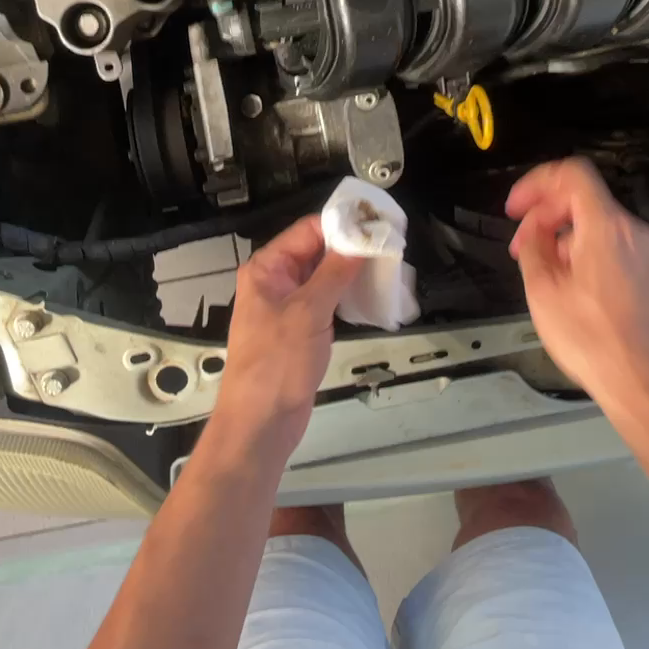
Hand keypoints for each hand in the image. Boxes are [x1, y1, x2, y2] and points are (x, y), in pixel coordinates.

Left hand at [209, 216, 360, 463]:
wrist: (261, 423)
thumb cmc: (273, 367)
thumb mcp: (308, 312)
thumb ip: (334, 273)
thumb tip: (359, 241)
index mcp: (266, 269)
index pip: (307, 231)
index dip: (341, 225)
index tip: (374, 225)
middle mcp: (275, 283)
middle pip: (317, 252)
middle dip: (350, 249)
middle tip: (386, 247)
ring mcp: (288, 307)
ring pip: (324, 277)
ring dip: (351, 274)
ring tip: (384, 270)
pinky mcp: (301, 330)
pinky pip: (327, 302)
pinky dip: (347, 297)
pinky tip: (370, 298)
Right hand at [505, 158, 648, 423]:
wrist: (646, 387)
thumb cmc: (595, 342)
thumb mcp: (543, 290)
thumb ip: (533, 246)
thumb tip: (534, 230)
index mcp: (605, 228)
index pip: (572, 175)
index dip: (536, 183)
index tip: (516, 207)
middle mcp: (633, 234)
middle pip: (583, 200)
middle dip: (545, 215)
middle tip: (519, 244)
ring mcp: (647, 255)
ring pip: (597, 226)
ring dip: (563, 237)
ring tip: (541, 270)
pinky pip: (613, 248)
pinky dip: (585, 253)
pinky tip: (569, 285)